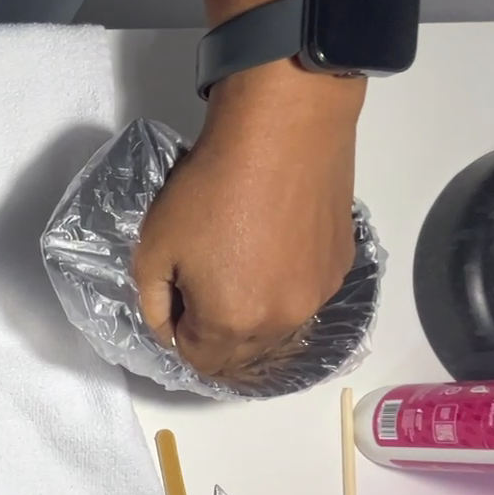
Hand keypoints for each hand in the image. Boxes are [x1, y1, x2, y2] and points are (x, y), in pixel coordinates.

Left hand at [133, 66, 362, 377]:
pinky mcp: (341, 264)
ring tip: (227, 270)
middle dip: (210, 332)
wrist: (283, 134)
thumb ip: (153, 305)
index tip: (170, 303)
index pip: (199, 360)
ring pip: (272, 328)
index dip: (177, 337)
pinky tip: (261, 255)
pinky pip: (298, 298)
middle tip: (193, 286)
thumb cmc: (205, 195)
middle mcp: (284, 318)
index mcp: (232, 321)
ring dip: (245, 314)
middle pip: (238, 351)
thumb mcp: (151, 255)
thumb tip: (166, 330)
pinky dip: (275, 290)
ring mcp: (320, 292)